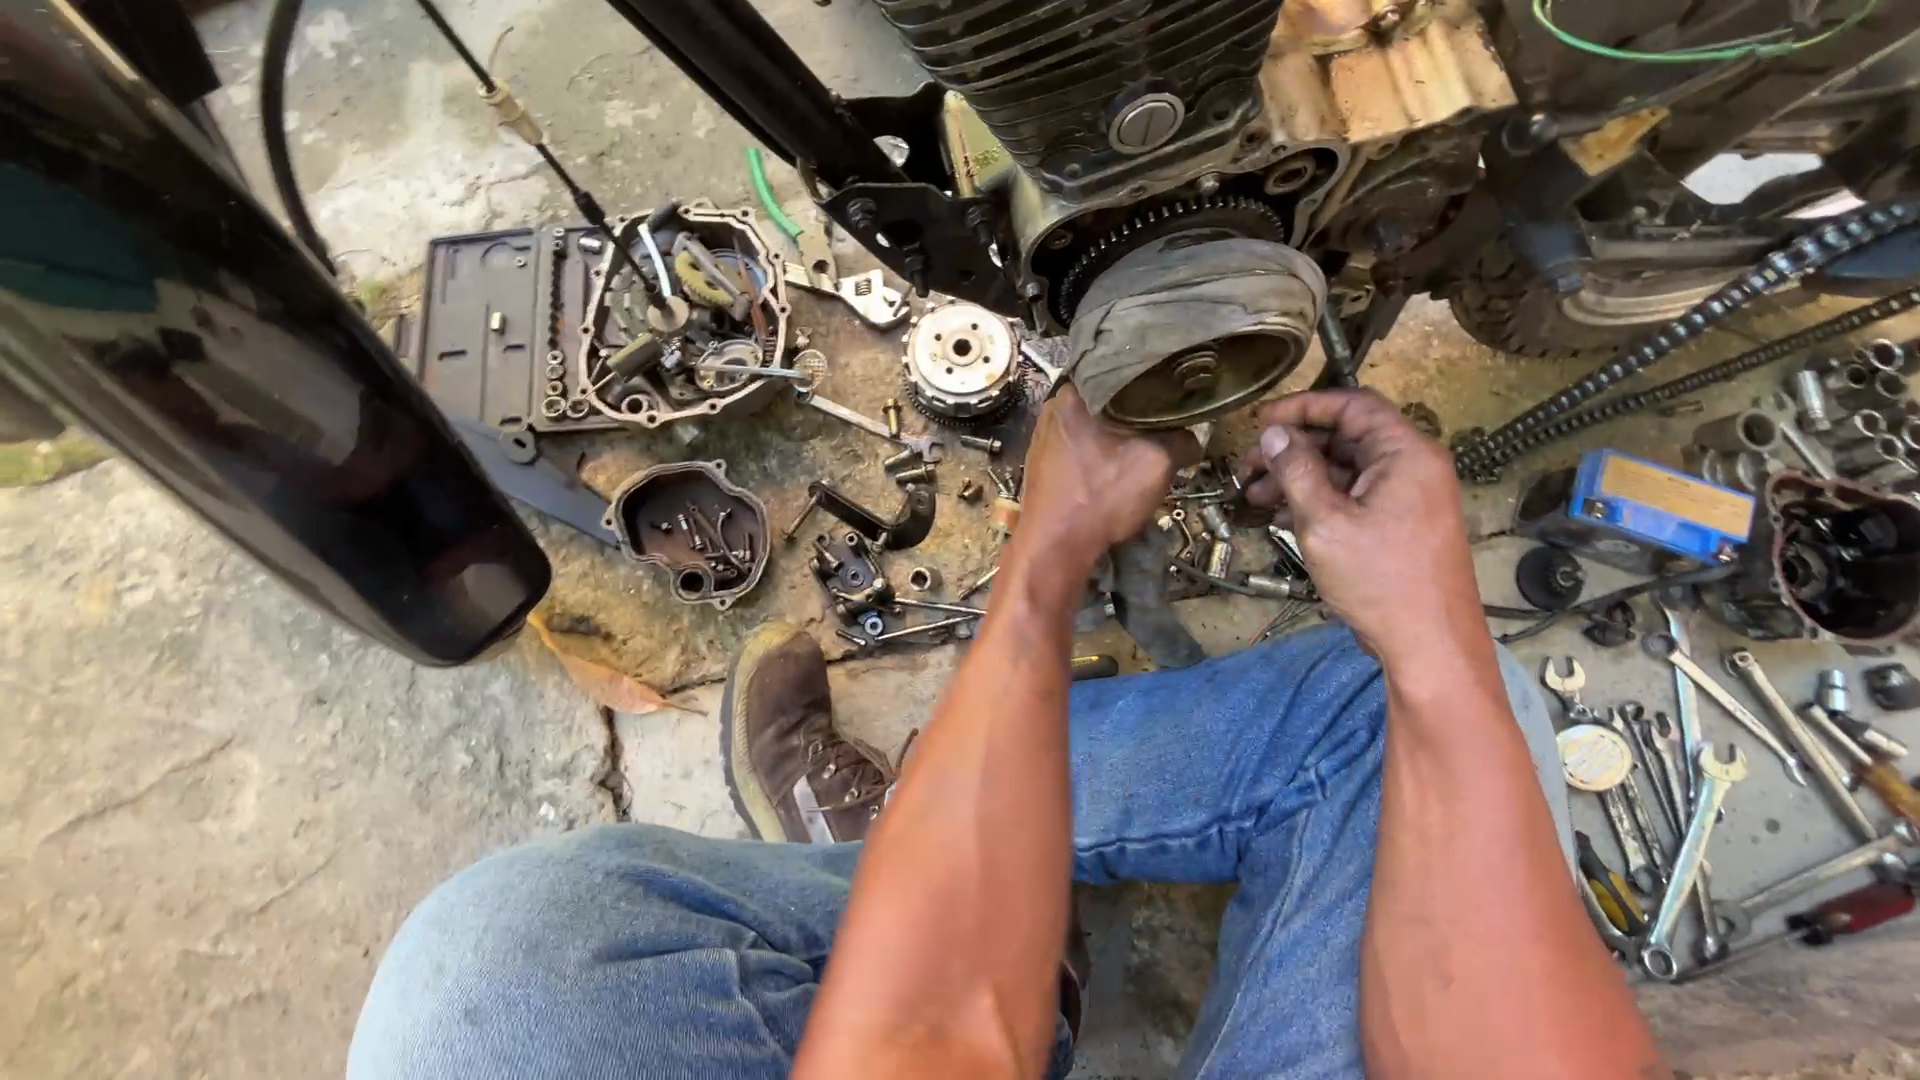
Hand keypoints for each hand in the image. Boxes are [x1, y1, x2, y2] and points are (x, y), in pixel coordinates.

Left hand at [1014, 385, 1198, 576]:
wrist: (1054, 547)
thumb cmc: (1101, 498)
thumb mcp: (1157, 464)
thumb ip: (1181, 440)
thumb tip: (1194, 438)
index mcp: (1075, 392)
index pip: (1123, 370)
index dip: (1153, 382)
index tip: (1175, 393)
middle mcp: (1054, 406)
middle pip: (1108, 398)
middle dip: (1137, 412)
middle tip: (1165, 424)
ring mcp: (1044, 434)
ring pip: (1094, 423)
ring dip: (1118, 435)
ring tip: (1143, 448)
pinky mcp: (1043, 460)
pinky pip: (1080, 445)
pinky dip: (1099, 452)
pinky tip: (1114, 467)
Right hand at [1241, 390, 1480, 661]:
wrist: (1428, 641)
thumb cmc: (1379, 580)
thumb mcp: (1324, 522)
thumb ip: (1296, 471)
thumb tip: (1274, 435)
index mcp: (1405, 454)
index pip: (1352, 405)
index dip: (1302, 406)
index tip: (1261, 420)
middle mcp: (1412, 466)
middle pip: (1345, 439)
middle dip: (1293, 449)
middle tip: (1248, 466)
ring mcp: (1408, 496)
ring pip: (1345, 470)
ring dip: (1299, 478)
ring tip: (1255, 497)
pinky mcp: (1399, 523)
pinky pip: (1354, 496)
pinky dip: (1318, 500)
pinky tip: (1282, 517)